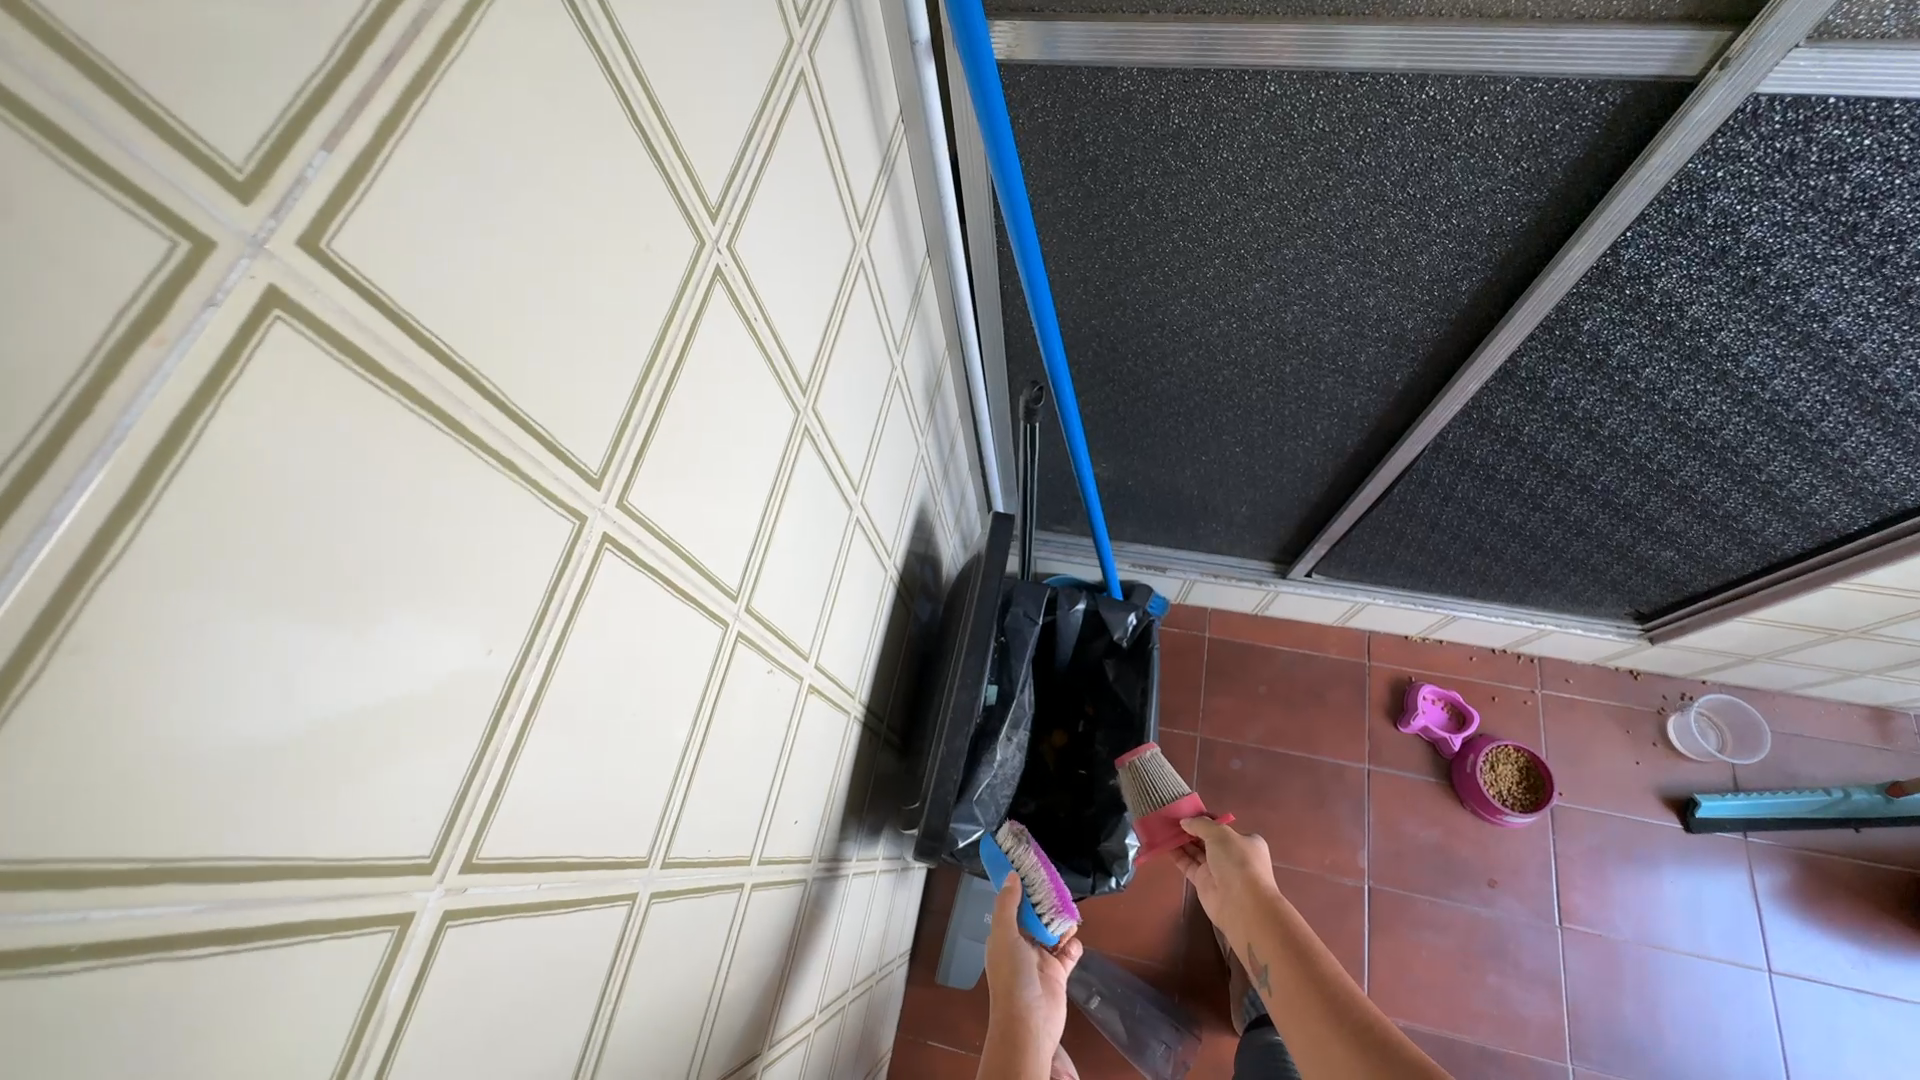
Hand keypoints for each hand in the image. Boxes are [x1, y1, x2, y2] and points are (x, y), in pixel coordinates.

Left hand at [983, 879, 1083, 1047]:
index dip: (1023, 891)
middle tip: (1060, 893)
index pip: (1014, 908)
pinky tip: (1072, 944)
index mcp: (1004, 936)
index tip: (1036, 872)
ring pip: (1054, 933)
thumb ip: (1008, 904)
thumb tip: (1011, 875)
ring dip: (1062, 925)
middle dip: (1048, 906)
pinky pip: (1068, 953)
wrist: (1029, 1023)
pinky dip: (1072, 946)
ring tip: (1070, 918)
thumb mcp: (1004, 935)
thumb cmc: (1012, 976)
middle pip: (1036, 918)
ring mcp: (1040, 960)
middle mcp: (1021, 946)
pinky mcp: (1058, 974)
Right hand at [1169, 816, 1280, 939]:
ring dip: (1182, 840)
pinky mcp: (1204, 882)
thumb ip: (1201, 824)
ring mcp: (1218, 870)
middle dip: (1191, 829)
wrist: (1241, 904)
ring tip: (1163, 827)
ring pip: (1196, 851)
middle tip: (1170, 818)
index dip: (1205, 818)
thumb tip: (1184, 822)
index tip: (1187, 811)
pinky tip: (1164, 843)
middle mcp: (1232, 855)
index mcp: (1245, 841)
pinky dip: (1177, 855)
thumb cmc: (1238, 861)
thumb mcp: (1221, 834)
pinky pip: (1188, 864)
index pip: (1222, 827)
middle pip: (1208, 839)